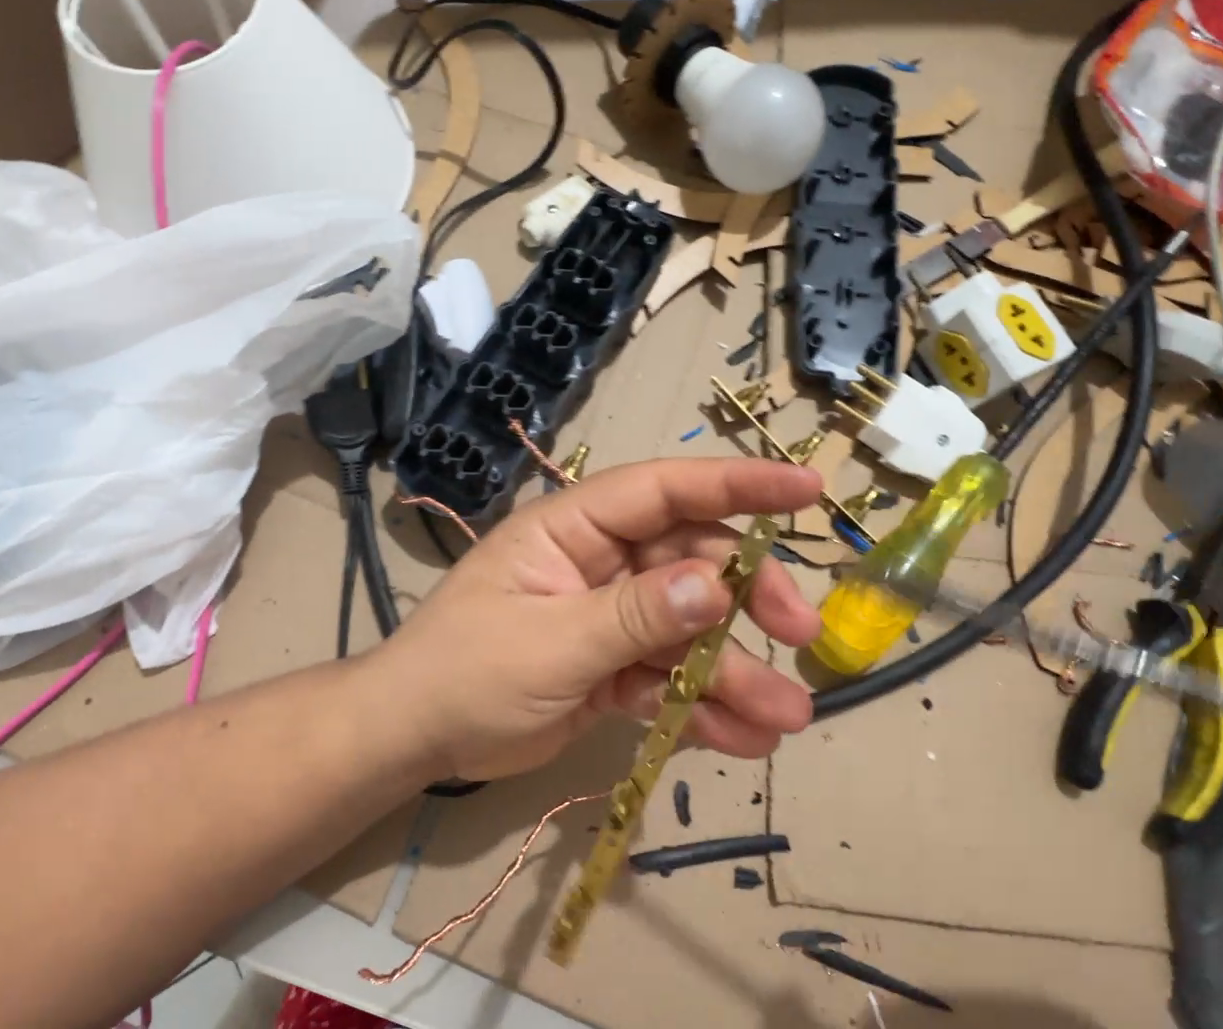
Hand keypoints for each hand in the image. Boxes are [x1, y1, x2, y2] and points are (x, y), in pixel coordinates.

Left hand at [369, 457, 823, 782]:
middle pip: (692, 562)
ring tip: (785, 718)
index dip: (736, 484)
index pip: (663, 490)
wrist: (415, 739)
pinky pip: (667, 677)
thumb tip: (718, 586)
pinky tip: (742, 739)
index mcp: (574, 529)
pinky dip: (701, 705)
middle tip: (800, 636)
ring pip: (689, 629)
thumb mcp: (552, 642)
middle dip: (748, 599)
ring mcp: (607, 616)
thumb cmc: (465, 671)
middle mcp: (598, 562)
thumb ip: (635, 615)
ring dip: (735, 670)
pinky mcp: (610, 667)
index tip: (807, 489)